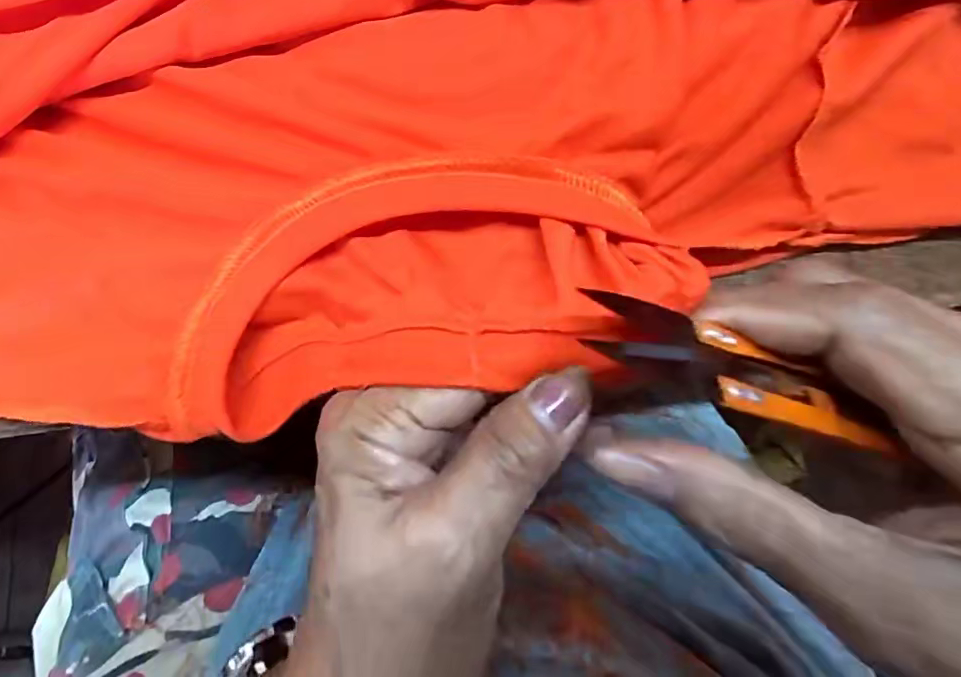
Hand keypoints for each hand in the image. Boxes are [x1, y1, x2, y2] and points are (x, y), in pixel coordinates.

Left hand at [281, 370, 591, 676]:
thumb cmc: (399, 623)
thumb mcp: (456, 540)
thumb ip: (509, 457)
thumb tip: (571, 383)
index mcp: (365, 414)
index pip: (453, 362)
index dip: (519, 349)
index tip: (584, 337)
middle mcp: (379, 402)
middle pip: (465, 365)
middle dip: (528, 358)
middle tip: (595, 344)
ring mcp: (406, 424)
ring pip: (481, 386)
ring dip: (533, 381)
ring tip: (591, 358)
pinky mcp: (433, 447)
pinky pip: (486, 414)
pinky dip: (526, 409)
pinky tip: (567, 395)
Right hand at [585, 259, 960, 676]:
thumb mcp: (867, 601)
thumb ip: (736, 508)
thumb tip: (607, 450)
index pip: (881, 331)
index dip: (765, 312)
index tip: (678, 330)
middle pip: (895, 306)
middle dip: (779, 316)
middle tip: (703, 353)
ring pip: (912, 308)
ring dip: (814, 327)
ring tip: (756, 369)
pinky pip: (941, 332)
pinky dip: (862, 346)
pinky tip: (834, 388)